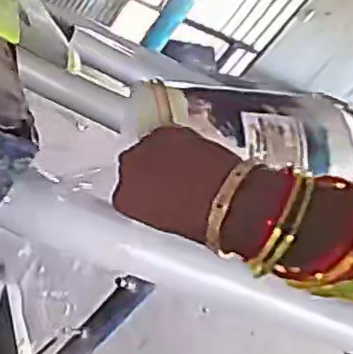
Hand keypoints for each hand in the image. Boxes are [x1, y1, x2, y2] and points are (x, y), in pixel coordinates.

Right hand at [113, 126, 246, 243]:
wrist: (228, 202)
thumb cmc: (201, 221)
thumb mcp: (165, 222)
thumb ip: (152, 206)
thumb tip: (159, 201)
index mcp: (124, 199)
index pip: (125, 192)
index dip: (143, 193)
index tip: (155, 197)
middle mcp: (127, 170)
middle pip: (133, 165)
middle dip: (148, 171)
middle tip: (170, 183)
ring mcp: (145, 147)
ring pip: (148, 148)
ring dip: (161, 155)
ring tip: (184, 169)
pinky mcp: (167, 131)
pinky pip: (166, 136)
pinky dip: (177, 143)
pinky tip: (192, 157)